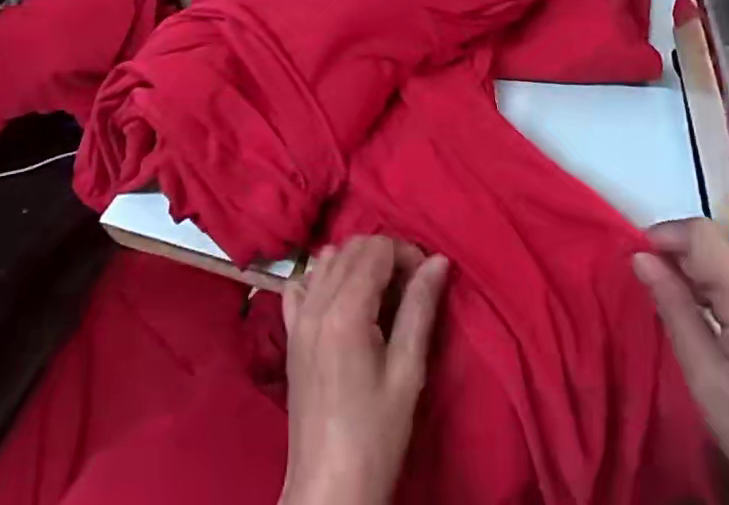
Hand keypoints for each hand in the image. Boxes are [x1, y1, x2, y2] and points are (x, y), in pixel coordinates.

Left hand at [280, 236, 449, 504]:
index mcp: (345, 311)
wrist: (329, 486)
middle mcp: (316, 304)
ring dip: (358, 263)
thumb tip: (438, 260)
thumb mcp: (408, 370)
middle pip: (352, 247)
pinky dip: (325, 279)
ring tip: (382, 295)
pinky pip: (302, 285)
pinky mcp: (290, 335)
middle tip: (410, 288)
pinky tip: (344, 302)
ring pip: (327, 259)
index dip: (407, 254)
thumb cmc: (376, 432)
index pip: (377, 249)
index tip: (426, 281)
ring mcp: (297, 319)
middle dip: (385, 255)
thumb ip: (420, 308)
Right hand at [633, 220, 728, 504]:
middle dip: (672, 254)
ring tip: (657, 298)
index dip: (665, 235)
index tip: (634, 257)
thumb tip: (641, 258)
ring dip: (686, 271)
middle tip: (640, 281)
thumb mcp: (707, 382)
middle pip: (715, 248)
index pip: (705, 236)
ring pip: (724, 266)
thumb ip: (675, 312)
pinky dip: (704, 289)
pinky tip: (688, 316)